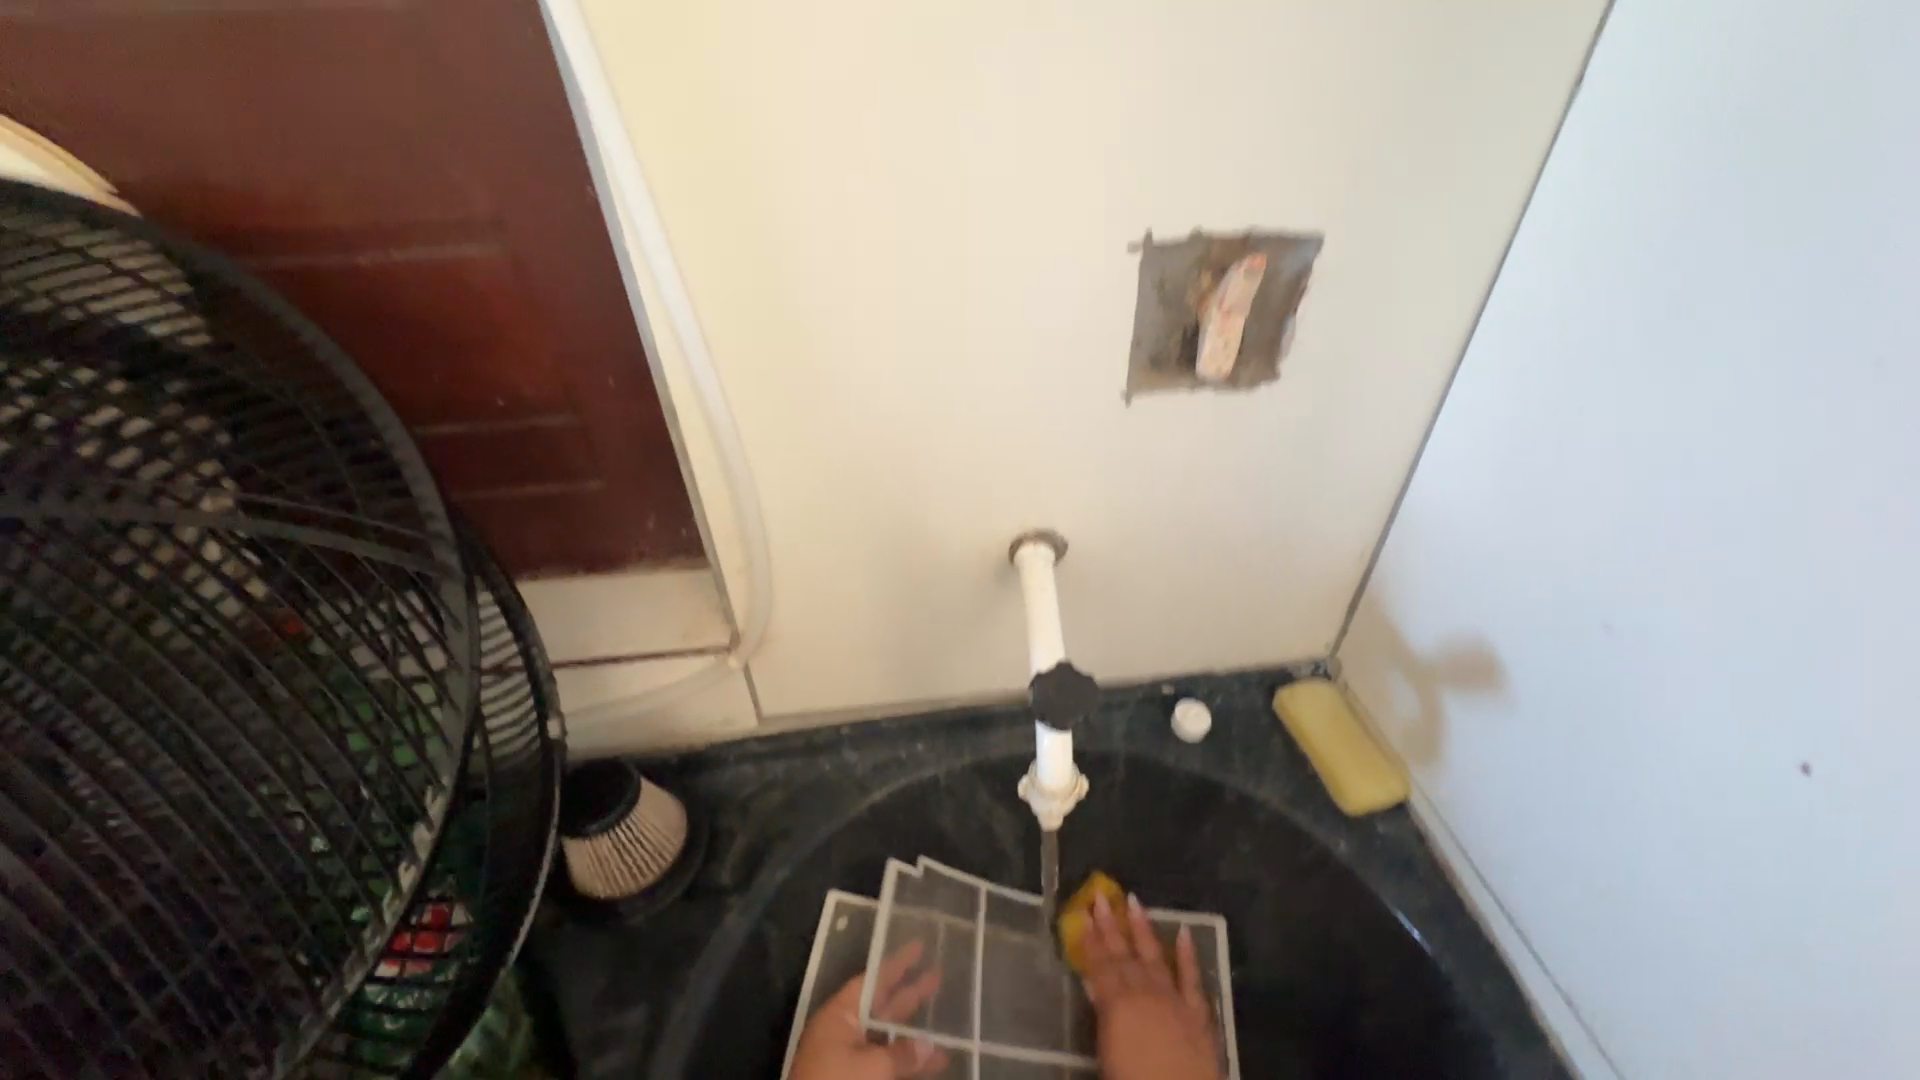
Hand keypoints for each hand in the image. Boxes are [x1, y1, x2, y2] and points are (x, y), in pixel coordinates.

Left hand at [790, 941, 950, 1078]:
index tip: (919, 946)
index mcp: (841, 1015)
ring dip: (914, 1034)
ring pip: (887, 1039)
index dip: (897, 963)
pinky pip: (886, 1064)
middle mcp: (845, 1031)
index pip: (872, 980)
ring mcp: (849, 1059)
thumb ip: (901, 1054)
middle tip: (939, 974)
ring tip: (946, 1024)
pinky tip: (933, 1064)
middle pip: (882, 1006)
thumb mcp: (871, 1067)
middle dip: (911, 993)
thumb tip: (929, 1046)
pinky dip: (906, 1063)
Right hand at [1083, 891, 1220, 1079]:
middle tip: (1101, 897)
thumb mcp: (1106, 1053)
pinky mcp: (1198, 1014)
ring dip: (1143, 929)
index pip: (1099, 965)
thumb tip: (1093, 984)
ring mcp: (1173, 1000)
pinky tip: (1184, 931)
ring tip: (1135, 901)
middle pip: (1123, 955)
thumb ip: (1102, 1014)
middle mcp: (1144, 994)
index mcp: (1117, 1005)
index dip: (1090, 939)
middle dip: (1110, 925)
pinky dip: (1188, 955)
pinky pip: (1192, 979)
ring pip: (1154, 957)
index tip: (1082, 913)